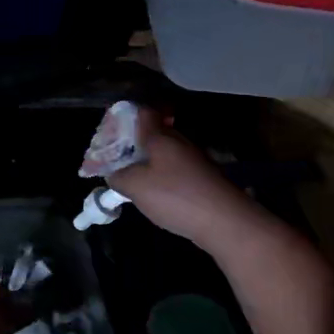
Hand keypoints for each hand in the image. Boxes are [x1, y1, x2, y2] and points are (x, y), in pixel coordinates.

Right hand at [105, 109, 266, 249]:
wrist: (223, 220)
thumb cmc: (175, 196)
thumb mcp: (135, 186)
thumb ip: (118, 176)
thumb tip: (113, 174)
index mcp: (161, 137)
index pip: (143, 113)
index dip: (125, 117)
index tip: (110, 132)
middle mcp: (180, 142)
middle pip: (154, 133)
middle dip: (134, 143)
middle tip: (115, 159)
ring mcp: (194, 160)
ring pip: (165, 154)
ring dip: (148, 163)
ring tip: (131, 179)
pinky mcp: (203, 179)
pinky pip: (176, 171)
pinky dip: (163, 178)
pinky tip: (155, 194)